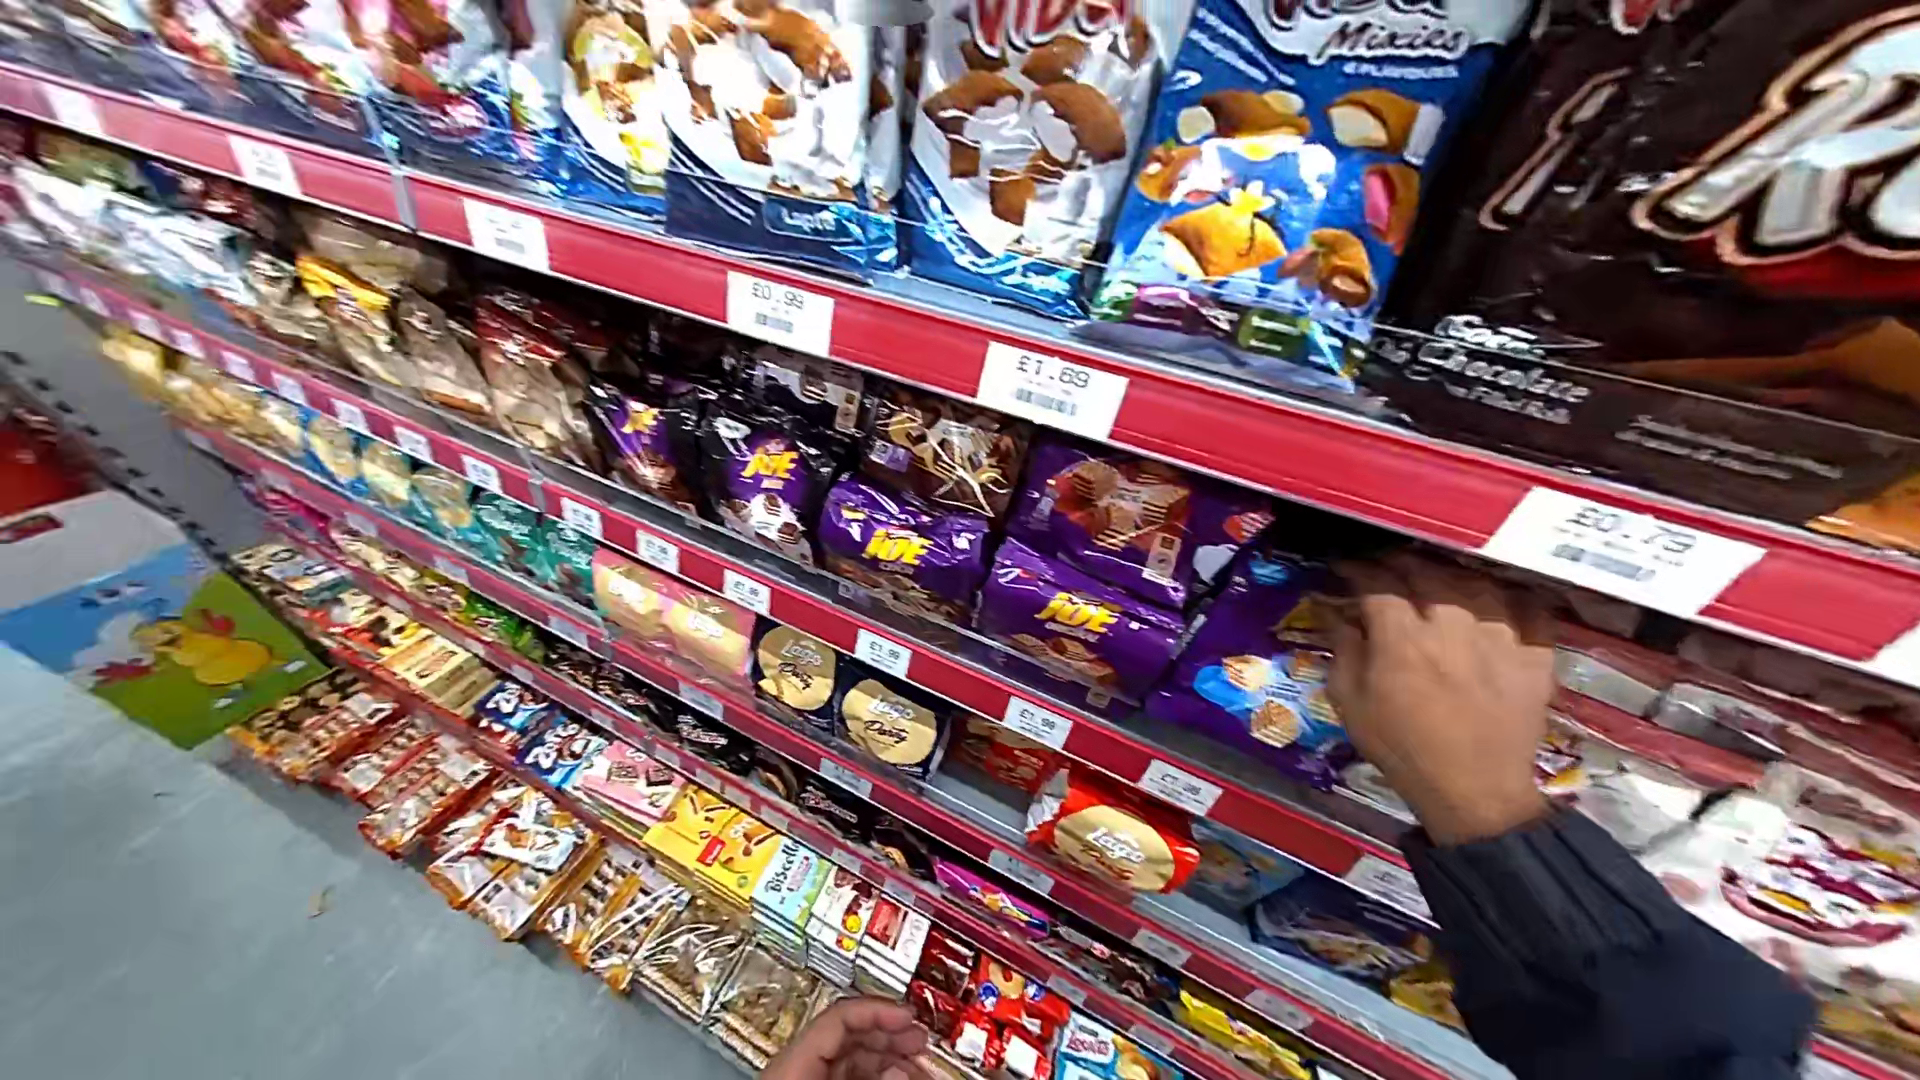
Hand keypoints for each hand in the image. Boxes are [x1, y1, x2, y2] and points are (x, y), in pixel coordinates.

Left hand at [759, 998, 930, 1079]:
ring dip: (888, 1061)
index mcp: (791, 1065)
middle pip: (849, 1037)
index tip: (908, 1016)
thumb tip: (902, 1072)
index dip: (879, 1010)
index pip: (841, 1015)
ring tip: (916, 1068)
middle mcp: (794, 1071)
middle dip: (889, 1037)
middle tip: (919, 1040)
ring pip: (852, 1061)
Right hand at [1328, 553, 1555, 844]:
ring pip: (1478, 586)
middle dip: (1401, 563)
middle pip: (1428, 574)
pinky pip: (1530, 615)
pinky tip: (1496, 598)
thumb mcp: (1349, 701)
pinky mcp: (1535, 661)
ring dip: (1452, 573)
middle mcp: (1452, 630)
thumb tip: (1337, 615)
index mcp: (1402, 641)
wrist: (1473, 792)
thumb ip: (1343, 651)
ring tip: (1438, 573)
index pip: (1377, 586)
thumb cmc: (1399, 746)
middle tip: (1386, 564)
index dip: (1357, 570)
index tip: (1344, 568)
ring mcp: (1500, 642)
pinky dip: (1512, 599)